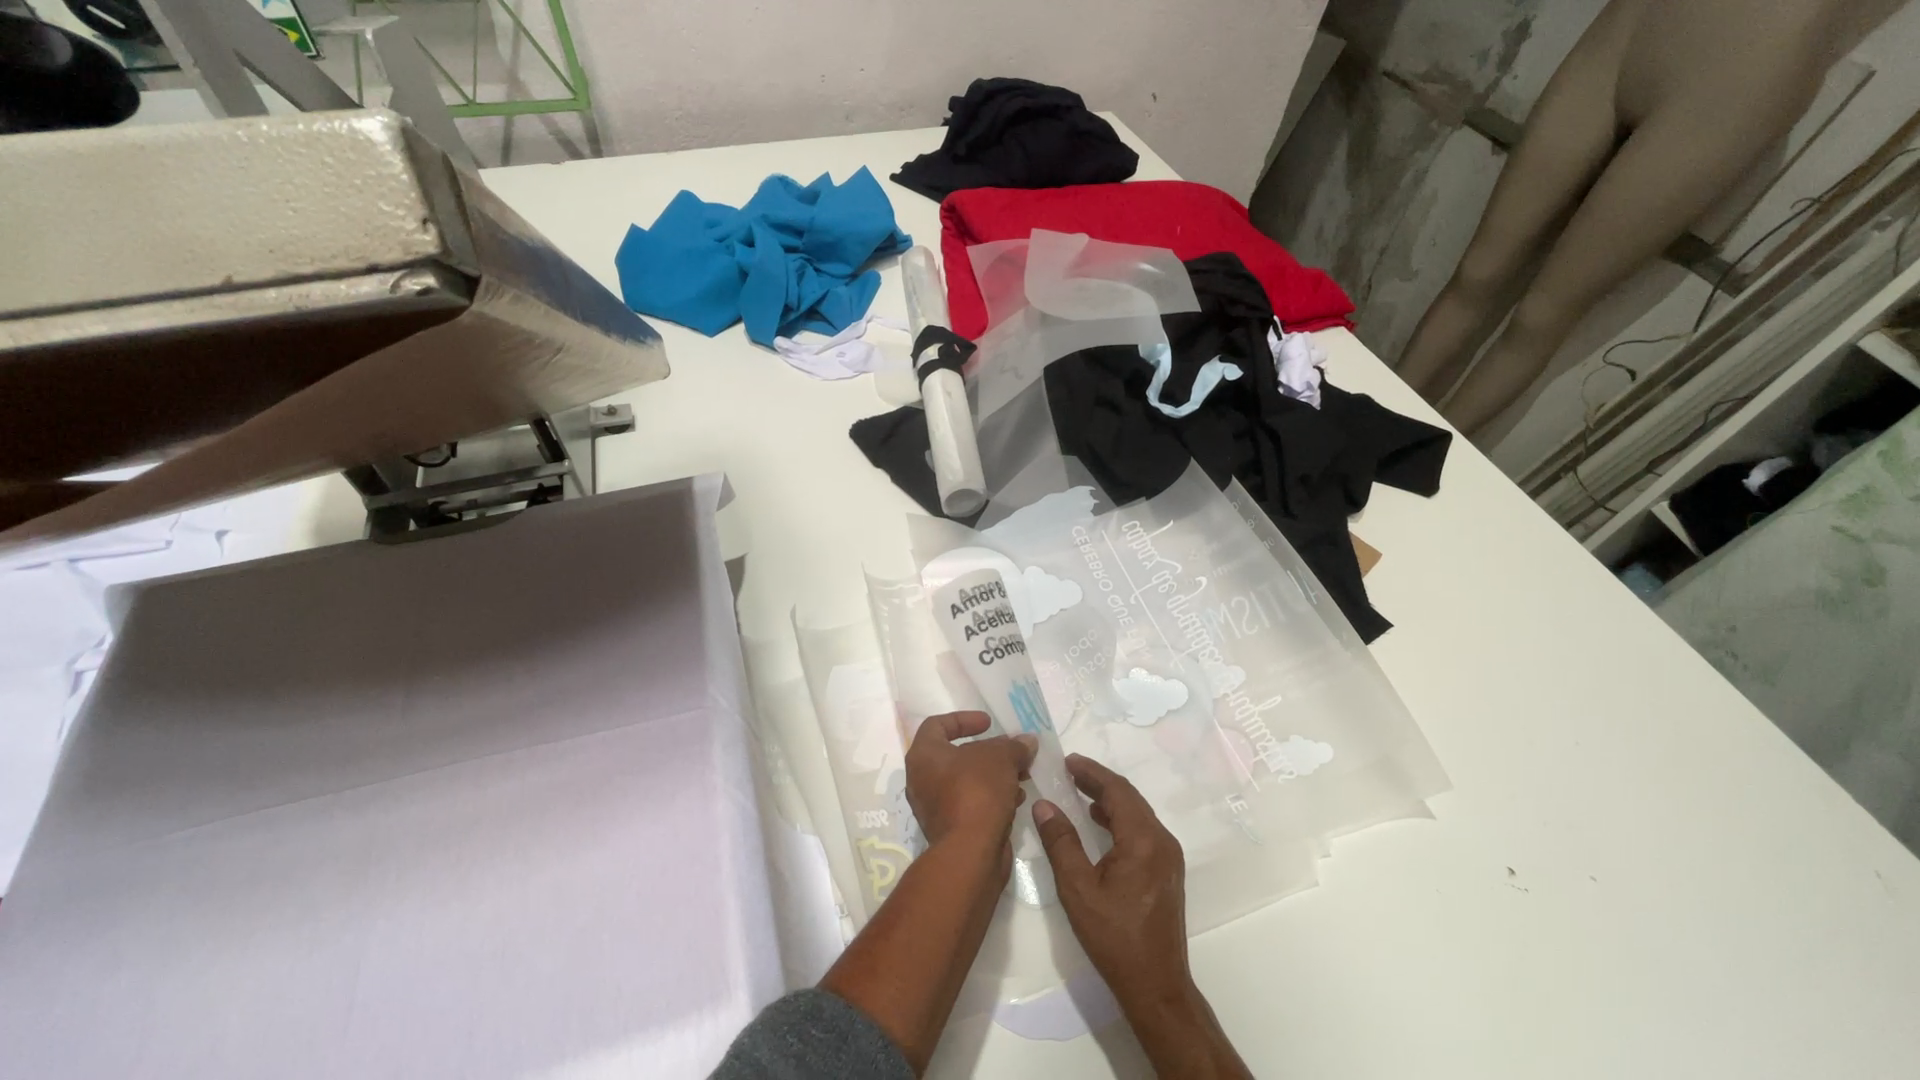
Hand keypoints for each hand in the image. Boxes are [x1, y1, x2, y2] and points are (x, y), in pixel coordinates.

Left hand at [905, 711, 1035, 859]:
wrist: (970, 851)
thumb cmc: (977, 791)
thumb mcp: (1001, 758)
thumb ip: (1013, 746)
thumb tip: (1026, 742)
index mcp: (923, 756)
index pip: (937, 725)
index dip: (963, 719)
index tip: (990, 723)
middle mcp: (922, 780)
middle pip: (956, 755)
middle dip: (989, 751)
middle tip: (1013, 751)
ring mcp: (935, 807)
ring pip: (967, 781)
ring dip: (995, 775)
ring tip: (1022, 775)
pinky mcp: (951, 829)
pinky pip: (971, 803)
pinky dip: (993, 797)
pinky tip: (1017, 799)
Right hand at [1031, 752, 1187, 1001]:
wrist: (1155, 983)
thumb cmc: (1113, 936)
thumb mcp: (1078, 889)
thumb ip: (1061, 842)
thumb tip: (1044, 805)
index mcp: (1144, 840)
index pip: (1117, 791)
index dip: (1092, 772)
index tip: (1066, 761)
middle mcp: (1162, 842)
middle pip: (1130, 799)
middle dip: (1099, 782)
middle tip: (1069, 772)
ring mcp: (1168, 858)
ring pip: (1138, 815)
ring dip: (1109, 800)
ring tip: (1079, 792)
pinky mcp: (1166, 872)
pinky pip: (1142, 831)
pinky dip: (1119, 820)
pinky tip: (1099, 824)